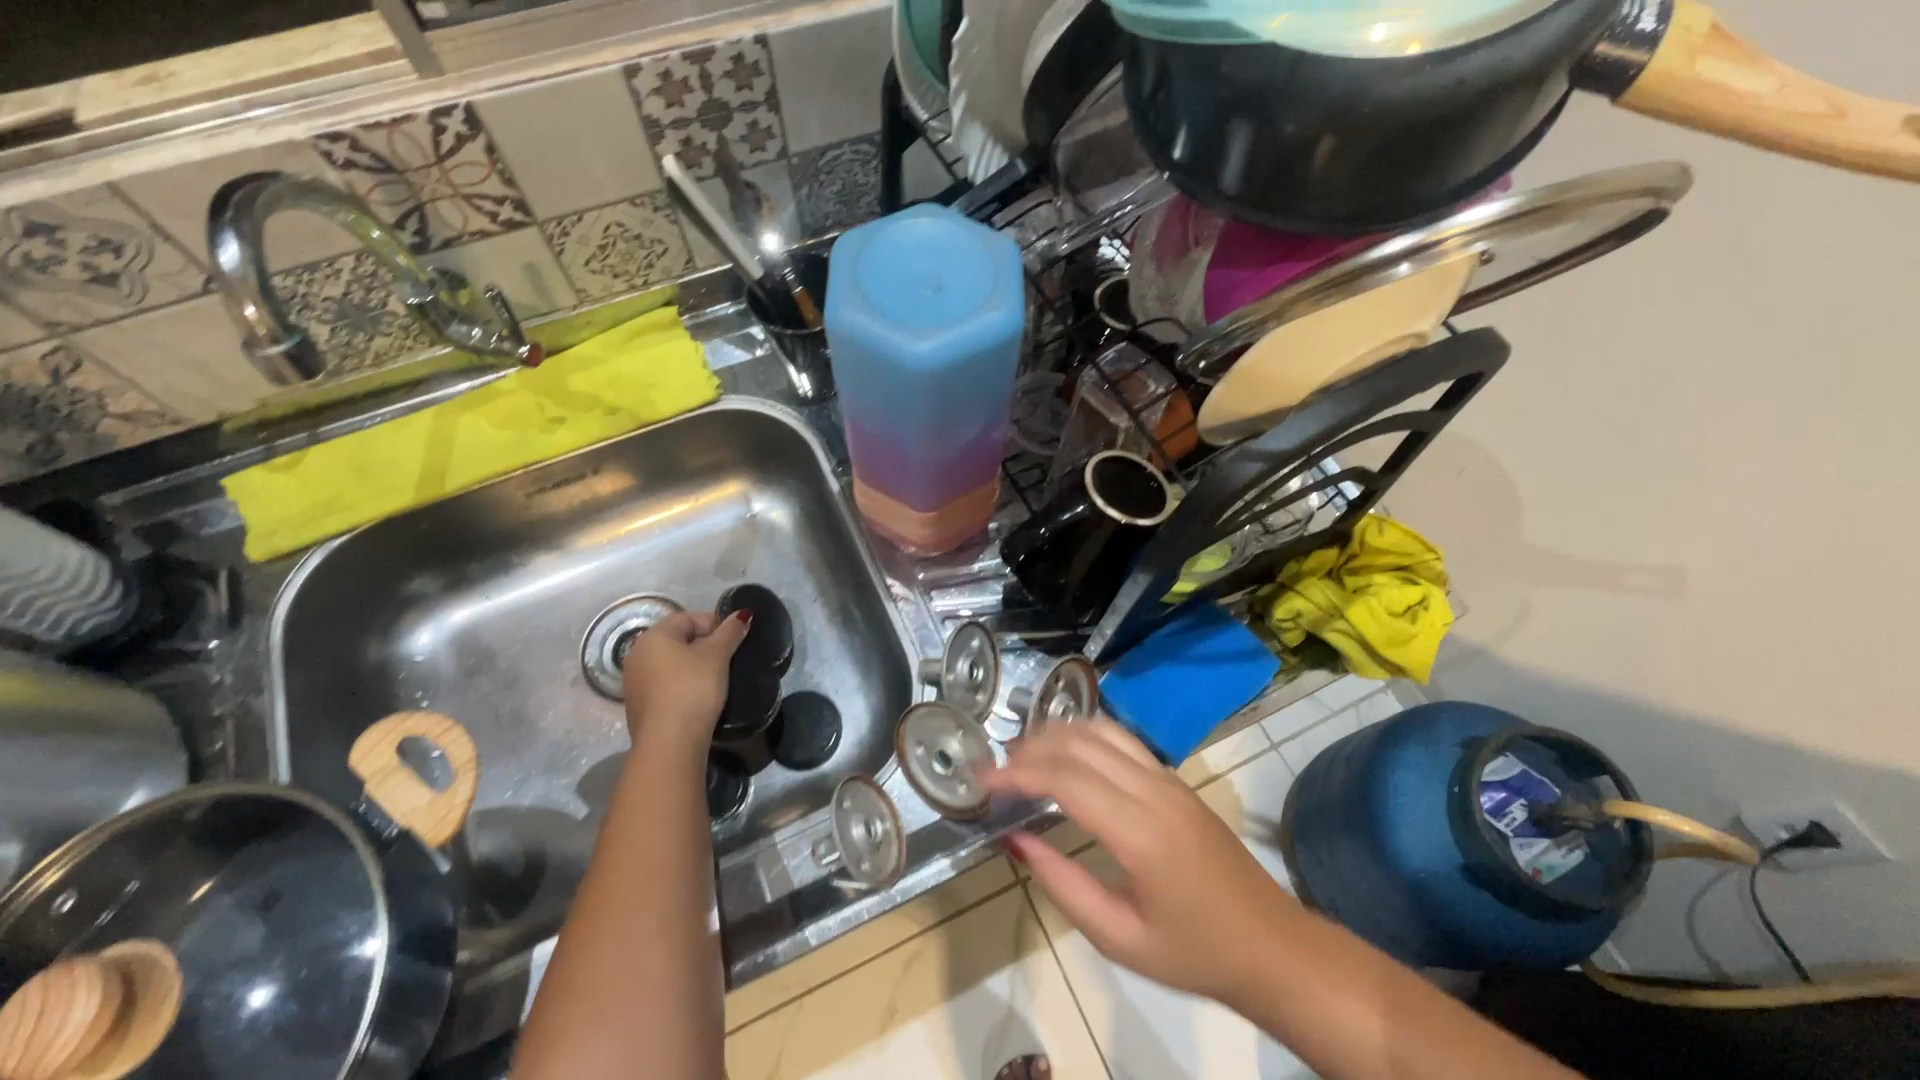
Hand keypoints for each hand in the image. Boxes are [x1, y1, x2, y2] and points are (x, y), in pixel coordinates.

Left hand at [620, 610, 749, 755]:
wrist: (669, 742)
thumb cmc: (693, 690)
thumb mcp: (717, 657)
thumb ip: (730, 633)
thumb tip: (743, 614)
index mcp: (653, 636)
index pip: (688, 618)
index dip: (715, 624)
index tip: (735, 639)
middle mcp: (637, 654)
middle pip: (677, 640)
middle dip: (704, 645)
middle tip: (729, 659)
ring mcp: (634, 681)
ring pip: (670, 664)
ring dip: (693, 666)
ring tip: (717, 679)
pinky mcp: (638, 705)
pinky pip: (664, 685)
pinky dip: (682, 685)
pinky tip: (698, 698)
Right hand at [982, 719, 1302, 1006]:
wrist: (1272, 947)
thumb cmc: (1193, 952)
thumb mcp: (1118, 936)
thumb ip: (1061, 882)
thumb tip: (1013, 838)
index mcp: (1141, 833)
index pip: (1066, 779)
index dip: (1017, 774)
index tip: (980, 779)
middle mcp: (1156, 792)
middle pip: (1081, 744)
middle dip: (1030, 748)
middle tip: (993, 769)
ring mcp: (1171, 782)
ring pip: (1104, 732)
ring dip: (1057, 734)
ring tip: (1021, 757)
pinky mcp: (1178, 784)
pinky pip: (1124, 742)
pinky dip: (1084, 738)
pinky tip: (1065, 757)